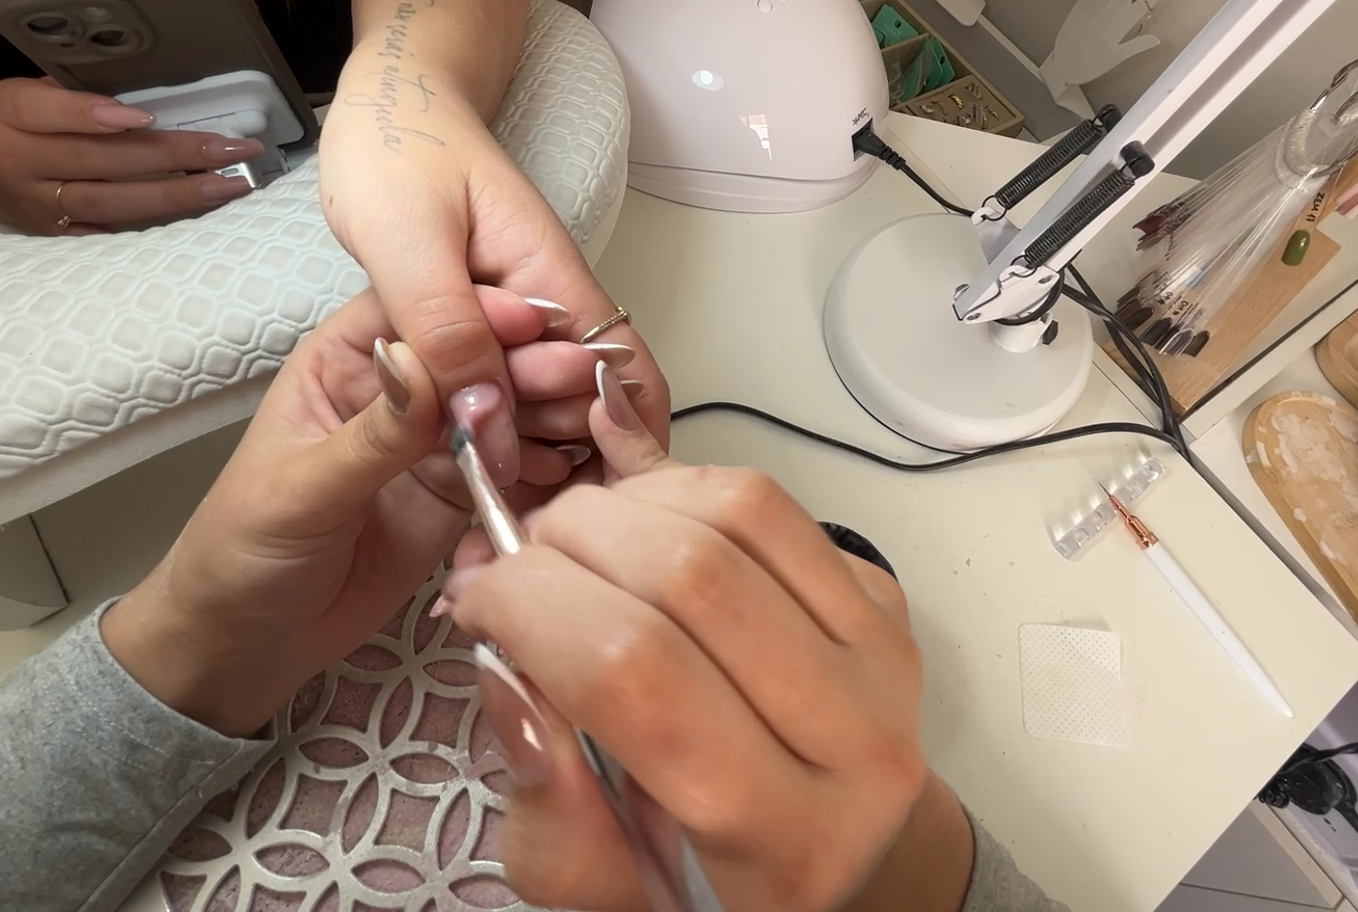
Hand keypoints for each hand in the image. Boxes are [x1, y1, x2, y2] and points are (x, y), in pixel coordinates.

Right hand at [0, 77, 264, 233]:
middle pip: (101, 160)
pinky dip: (165, 223)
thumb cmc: (31, 124)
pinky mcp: (61, 236)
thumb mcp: (38, 95)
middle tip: (229, 150)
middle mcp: (18, 162)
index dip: (92, 114)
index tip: (144, 116)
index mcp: (9, 115)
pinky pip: (118, 231)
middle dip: (173, 155)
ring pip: (115, 202)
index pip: (43, 111)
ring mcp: (40, 206)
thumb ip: (86, 94)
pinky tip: (208, 214)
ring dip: (181, 195)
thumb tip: (167, 99)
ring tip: (232, 185)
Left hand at [100, 288, 587, 736]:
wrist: (261, 640)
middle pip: (479, 355)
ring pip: (507, 404)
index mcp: (352, 359)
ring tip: (590, 421)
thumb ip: (373, 432)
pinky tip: (571, 464)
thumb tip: (423, 358)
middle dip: (528, 363)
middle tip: (582, 374)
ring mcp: (442, 434)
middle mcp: (407, 386)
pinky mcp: (468, 480)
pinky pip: (516, 458)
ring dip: (548, 409)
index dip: (478, 310)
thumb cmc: (247, 552)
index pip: (422, 312)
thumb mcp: (301, 489)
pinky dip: (546, 459)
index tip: (536, 322)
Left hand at [316, 60, 668, 490]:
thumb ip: (447, 330)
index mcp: (555, 287)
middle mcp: (553, 313)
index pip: (629, 374)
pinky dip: (502, 433)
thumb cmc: (397, 155)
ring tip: (493, 507)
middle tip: (521, 519)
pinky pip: (511, 393)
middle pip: (597, 402)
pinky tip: (472, 465)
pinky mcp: (490, 332)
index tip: (593, 505)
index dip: (628, 443)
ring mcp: (523, 325)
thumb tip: (486, 418)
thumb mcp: (406, 241)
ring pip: (554, 405)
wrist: (388, 105)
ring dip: (538, 457)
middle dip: (575, 464)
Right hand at [439, 369, 971, 911]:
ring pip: (737, 513)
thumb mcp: (609, 886)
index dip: (533, 608)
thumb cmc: (722, 877)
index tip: (477, 598)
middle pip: (690, 573)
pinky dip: (685, 486)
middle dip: (572, 539)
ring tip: (582, 530)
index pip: (637, 673)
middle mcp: (851, 729)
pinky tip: (646, 514)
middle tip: (526, 556)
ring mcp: (878, 644)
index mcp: (780, 834)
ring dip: (630, 501)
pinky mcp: (880, 590)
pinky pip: (770, 501)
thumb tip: (504, 661)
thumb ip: (547, 801)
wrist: (855, 842)